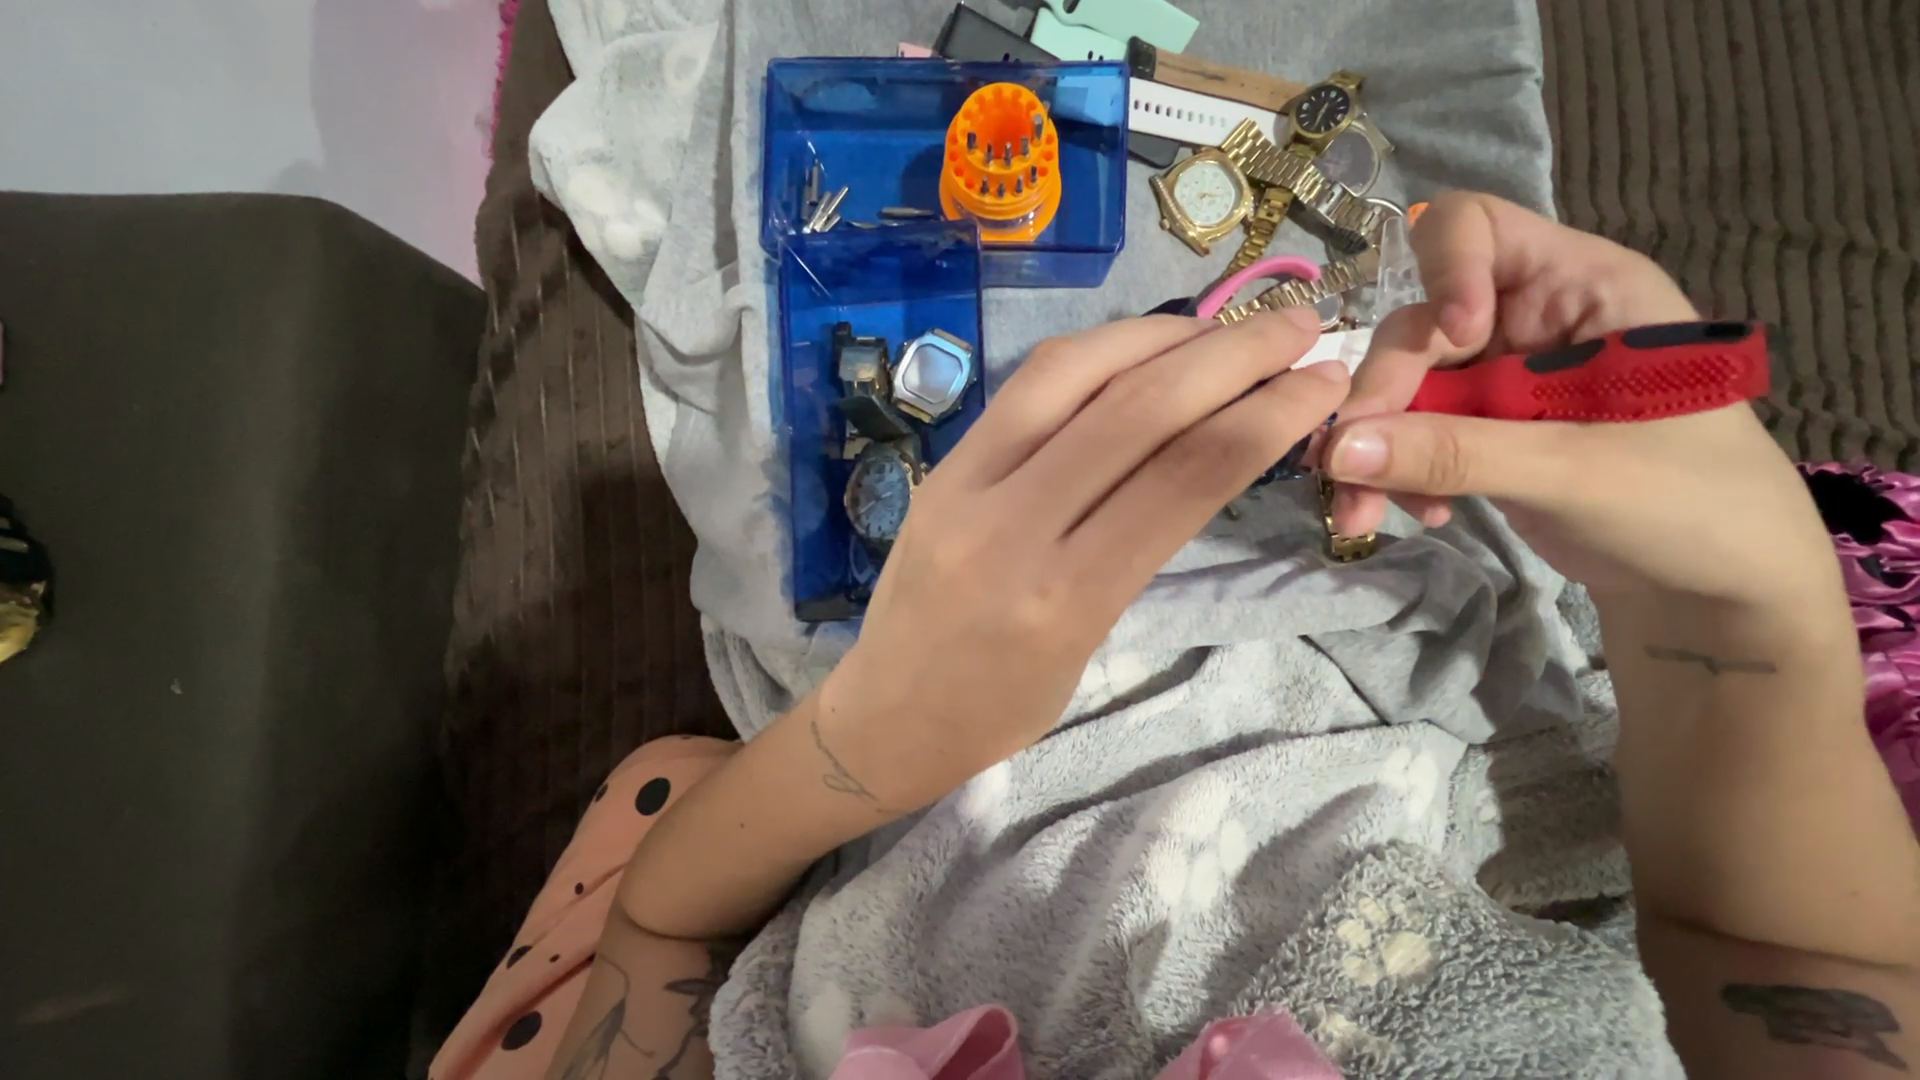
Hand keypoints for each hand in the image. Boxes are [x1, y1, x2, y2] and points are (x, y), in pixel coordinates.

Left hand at [818, 310, 1346, 807]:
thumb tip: (1206, 448)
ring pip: (1073, 374)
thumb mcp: (1089, 648)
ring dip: (1162, 335)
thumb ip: (1137, 548)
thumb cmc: (998, 711)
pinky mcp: (941, 466)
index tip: (1323, 381)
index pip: (1184, 476)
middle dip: (1231, 353)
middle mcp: (1012, 528)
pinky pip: (1026, 389)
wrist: (884, 716)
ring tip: (1224, 325)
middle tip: (1297, 325)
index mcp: (1066, 598)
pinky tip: (1140, 347)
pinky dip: (1096, 353)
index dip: (1267, 414)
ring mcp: (965, 486)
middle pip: (1136, 410)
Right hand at [1324, 193, 1840, 610]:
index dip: (1443, 270)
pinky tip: (1420, 515)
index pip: (1477, 229)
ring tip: (1365, 515)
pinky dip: (1389, 474)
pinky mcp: (1473, 433)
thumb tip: (1335, 448)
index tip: (1449, 341)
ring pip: (1399, 390)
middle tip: (1347, 471)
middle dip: (1379, 401)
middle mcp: (1524, 322)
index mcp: (1577, 289)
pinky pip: (1405, 437)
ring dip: (1368, 450)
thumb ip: (1455, 453)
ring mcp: (1494, 381)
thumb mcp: (1578, 471)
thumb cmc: (1692, 506)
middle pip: (1416, 329)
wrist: (1714, 591)